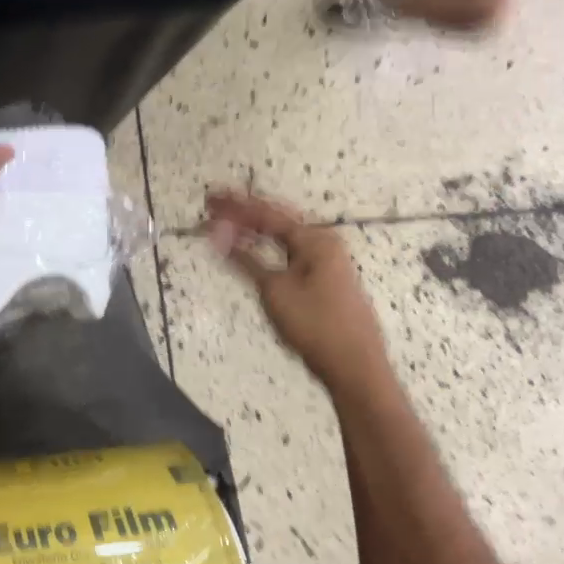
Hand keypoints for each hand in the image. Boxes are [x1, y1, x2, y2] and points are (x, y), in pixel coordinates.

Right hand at [204, 191, 390, 390]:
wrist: (354, 364)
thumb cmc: (314, 324)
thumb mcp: (274, 289)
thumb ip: (245, 258)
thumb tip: (217, 233)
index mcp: (315, 240)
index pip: (267, 214)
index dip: (235, 206)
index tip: (209, 199)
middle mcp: (322, 243)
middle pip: (275, 220)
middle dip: (243, 212)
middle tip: (212, 204)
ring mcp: (324, 261)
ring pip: (281, 236)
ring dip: (252, 229)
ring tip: (224, 223)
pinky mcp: (321, 279)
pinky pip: (287, 251)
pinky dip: (265, 247)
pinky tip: (249, 248)